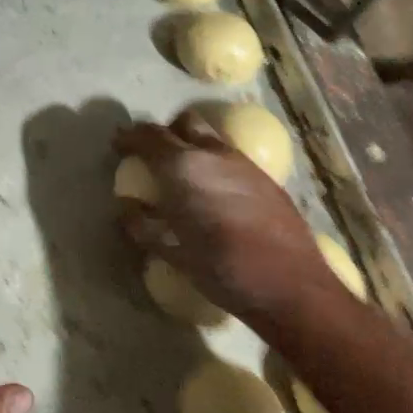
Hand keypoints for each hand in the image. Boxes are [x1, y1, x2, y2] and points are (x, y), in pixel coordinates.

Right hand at [114, 112, 338, 320]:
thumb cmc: (222, 269)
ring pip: (210, 138)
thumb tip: (126, 207)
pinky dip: (216, 165)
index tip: (118, 146)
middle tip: (153, 155)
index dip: (128, 137)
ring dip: (192, 146)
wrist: (294, 289)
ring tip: (185, 174)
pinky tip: (216, 194)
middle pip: (182, 123)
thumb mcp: (171, 251)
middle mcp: (211, 154)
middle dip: (164, 133)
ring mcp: (243, 164)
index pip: (146, 135)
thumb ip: (141, 224)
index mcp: (181, 166)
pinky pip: (232, 159)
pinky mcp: (267, 180)